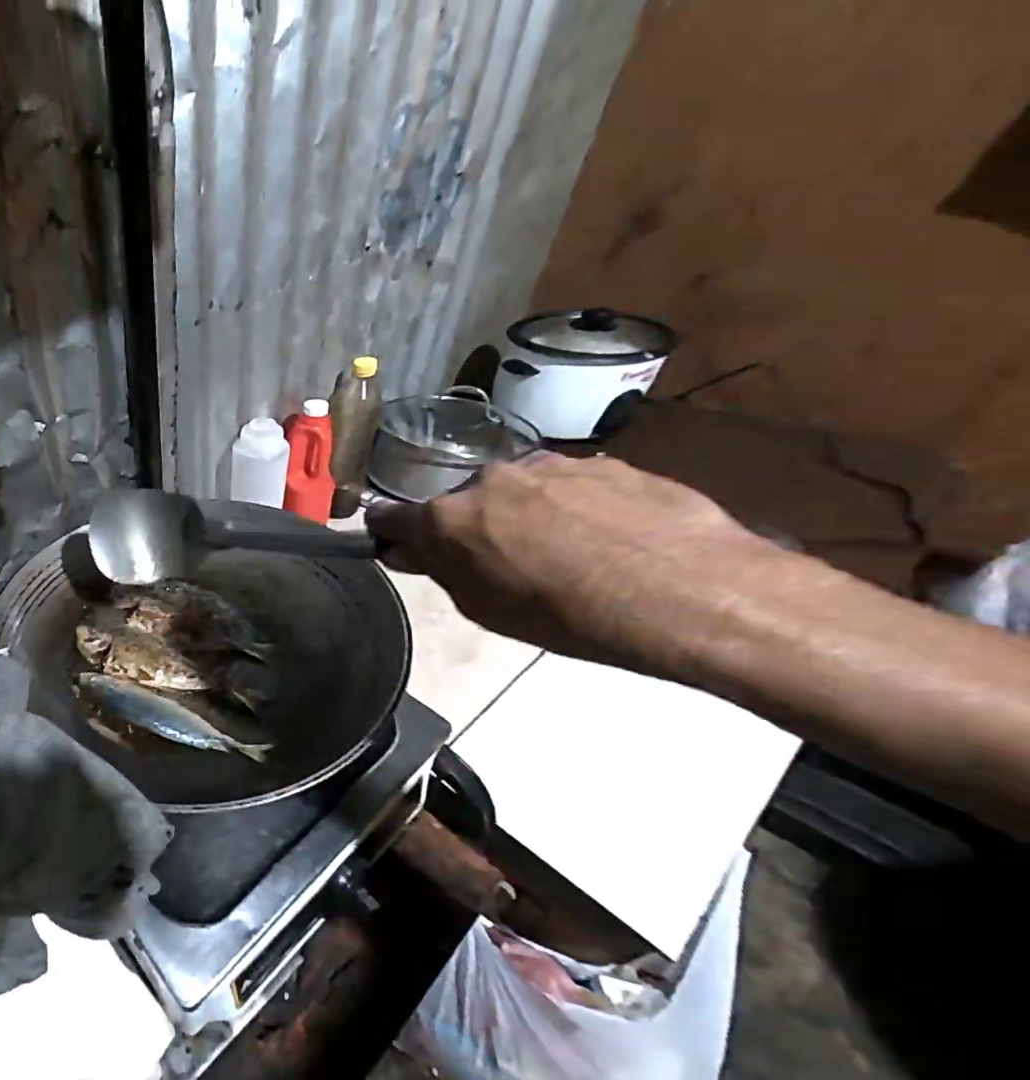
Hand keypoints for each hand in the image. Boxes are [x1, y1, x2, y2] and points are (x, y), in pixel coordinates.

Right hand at [367, 453, 779, 671]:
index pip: (391, 516)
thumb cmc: (572, 618)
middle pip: (461, 501)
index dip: (390, 533)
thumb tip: (414, 550)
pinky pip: (568, 485)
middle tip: (502, 562)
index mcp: (450, 518)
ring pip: (516, 489)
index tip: (398, 546)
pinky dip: (572, 507)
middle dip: (470, 526)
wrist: (694, 594)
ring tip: (566, 553)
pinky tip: (607, 539)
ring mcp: (549, 465)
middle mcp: (489, 479)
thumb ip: (441, 571)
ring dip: (523, 514)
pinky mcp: (604, 463)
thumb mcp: (488, 609)